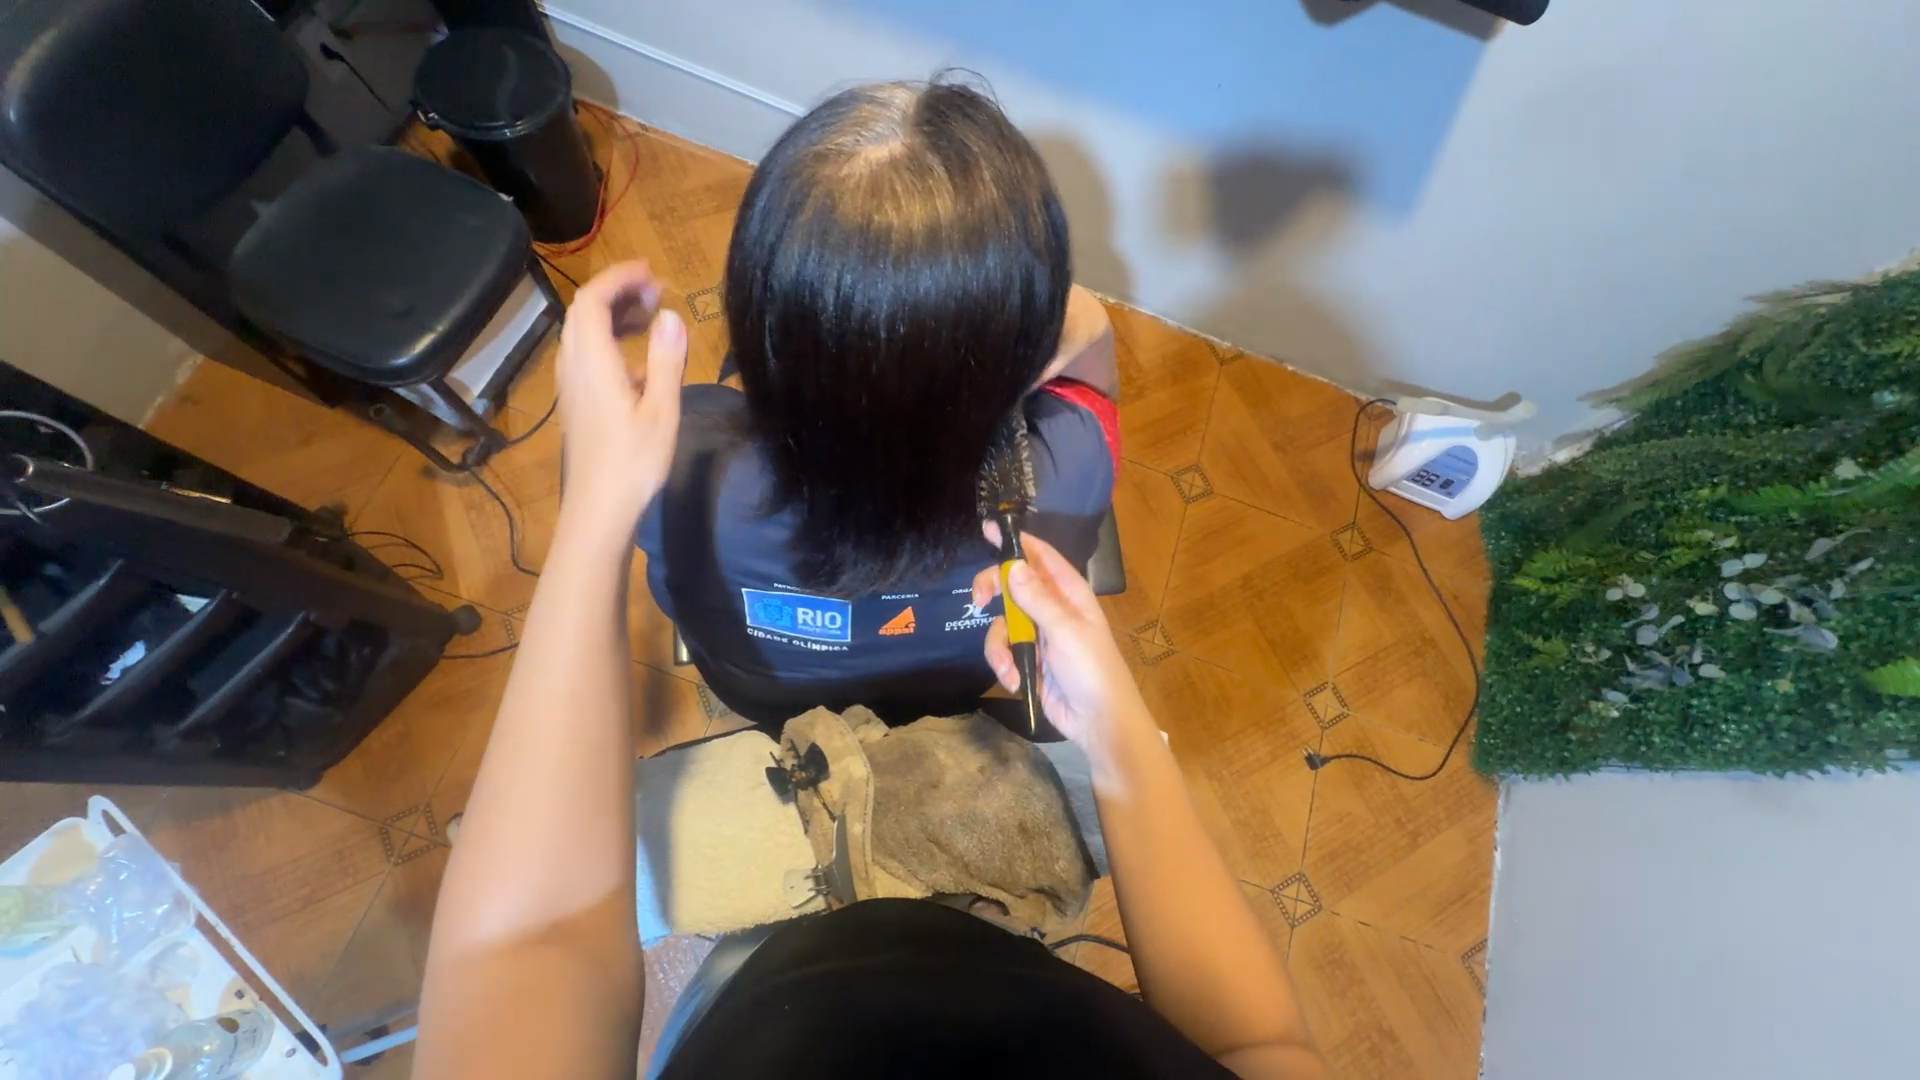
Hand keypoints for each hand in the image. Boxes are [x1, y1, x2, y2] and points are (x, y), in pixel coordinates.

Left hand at [554, 261, 685, 525]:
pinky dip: (613, 343)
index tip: (649, 270)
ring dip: (614, 318)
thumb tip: (671, 316)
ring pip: (584, 336)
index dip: (617, 278)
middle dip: (618, 293)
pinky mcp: (578, 403)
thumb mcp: (661, 411)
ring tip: (652, 317)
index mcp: (593, 363)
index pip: (592, 301)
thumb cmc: (634, 462)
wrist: (599, 509)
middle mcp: (574, 368)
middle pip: (584, 314)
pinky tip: (643, 363)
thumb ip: (666, 361)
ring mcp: (572, 387)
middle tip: (657, 291)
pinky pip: (588, 357)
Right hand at [972, 523, 1147, 747]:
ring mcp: (1038, 634)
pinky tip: (1017, 683)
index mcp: (1068, 593)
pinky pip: (1003, 650)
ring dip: (999, 647)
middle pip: (1011, 585)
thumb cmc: (1092, 669)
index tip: (988, 528)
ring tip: (1011, 670)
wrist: (1098, 721)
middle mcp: (1051, 608)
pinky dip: (1004, 666)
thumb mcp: (1065, 631)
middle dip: (993, 592)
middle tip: (978, 599)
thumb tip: (1012, 564)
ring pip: (1002, 623)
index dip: (1015, 542)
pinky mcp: (1027, 659)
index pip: (1039, 556)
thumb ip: (1037, 598)